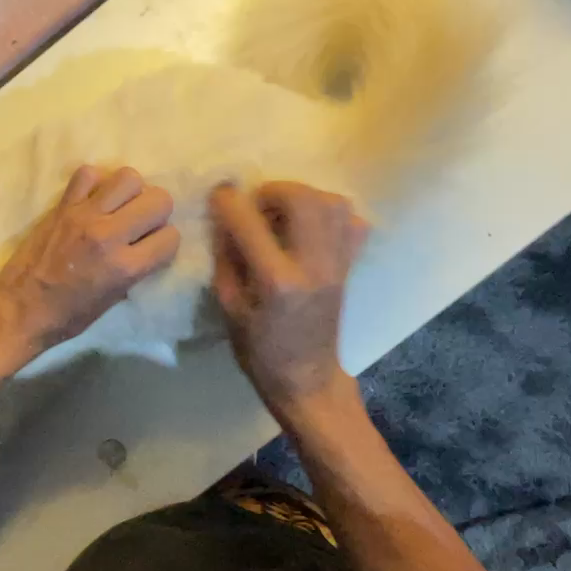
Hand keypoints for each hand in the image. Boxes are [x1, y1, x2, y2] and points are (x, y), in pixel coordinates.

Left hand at [0, 166, 180, 356]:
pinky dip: (95, 183)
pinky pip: (88, 174)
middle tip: (140, 224)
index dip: (165, 242)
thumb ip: (136, 270)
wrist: (20, 310)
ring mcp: (83, 216)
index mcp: (125, 268)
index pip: (171, 237)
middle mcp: (109, 235)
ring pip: (128, 177)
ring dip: (130, 192)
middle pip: (159, 199)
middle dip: (156, 212)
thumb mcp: (113, 301)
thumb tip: (148, 246)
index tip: (154, 248)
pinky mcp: (62, 206)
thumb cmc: (67, 317)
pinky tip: (92, 201)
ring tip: (119, 207)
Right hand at [210, 182, 368, 413]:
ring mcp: (338, 264)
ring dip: (302, 196)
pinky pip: (352, 222)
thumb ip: (226, 260)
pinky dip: (329, 213)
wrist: (307, 379)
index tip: (219, 194)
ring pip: (332, 202)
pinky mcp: (350, 267)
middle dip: (273, 191)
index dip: (229, 200)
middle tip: (256, 205)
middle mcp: (313, 266)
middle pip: (302, 199)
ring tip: (282, 213)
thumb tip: (224, 220)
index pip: (249, 223)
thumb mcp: (229, 309)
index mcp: (276, 281)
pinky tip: (309, 227)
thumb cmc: (260, 351)